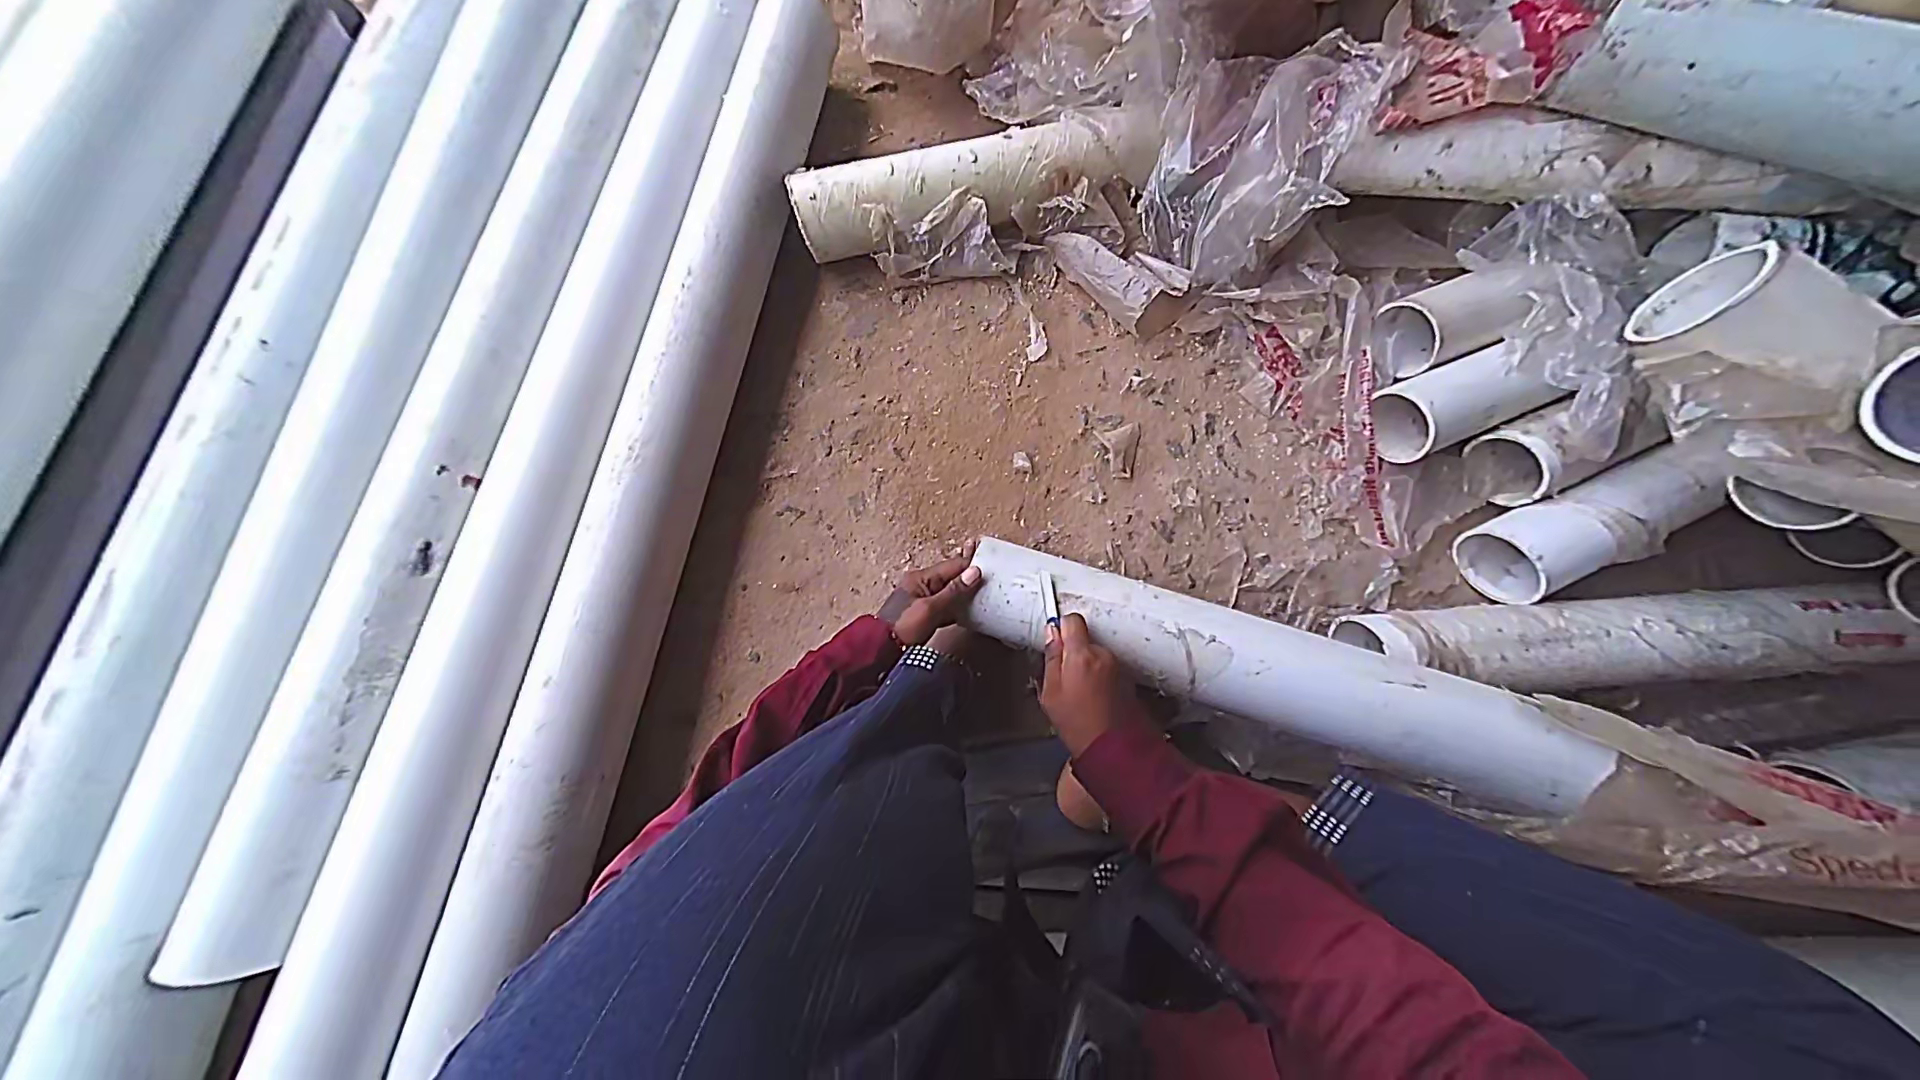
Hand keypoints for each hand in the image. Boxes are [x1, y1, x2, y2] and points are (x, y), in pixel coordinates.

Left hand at [878, 546, 984, 645]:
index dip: (971, 566)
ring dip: (966, 591)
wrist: (882, 649)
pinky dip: (959, 606)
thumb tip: (974, 573)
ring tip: (984, 588)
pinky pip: (946, 606)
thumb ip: (953, 591)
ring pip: (950, 591)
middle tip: (990, 574)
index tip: (989, 566)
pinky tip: (970, 609)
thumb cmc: (902, 627)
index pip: (952, 566)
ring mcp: (923, 600)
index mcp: (921, 578)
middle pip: (951, 577)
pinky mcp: (925, 614)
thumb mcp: (930, 608)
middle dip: (970, 576)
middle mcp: (922, 585)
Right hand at [1041, 612, 1149, 754]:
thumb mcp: (1051, 692)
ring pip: (1095, 654)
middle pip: (1084, 638)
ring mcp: (1117, 666)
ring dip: (1086, 665)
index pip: (1072, 620)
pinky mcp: (1126, 678)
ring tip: (1078, 693)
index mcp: (1082, 655)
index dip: (1060, 627)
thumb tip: (1051, 634)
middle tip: (1063, 678)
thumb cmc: (1079, 725)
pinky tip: (1092, 698)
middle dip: (1073, 652)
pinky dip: (1098, 677)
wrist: (1114, 750)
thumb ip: (1051, 658)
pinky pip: (1106, 668)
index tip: (1054, 640)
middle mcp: (1103, 655)